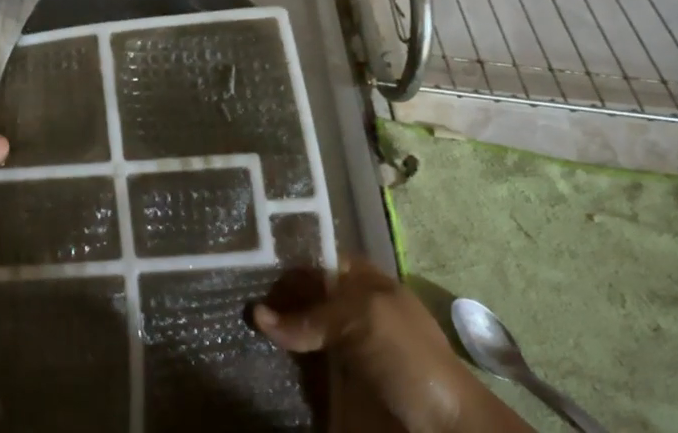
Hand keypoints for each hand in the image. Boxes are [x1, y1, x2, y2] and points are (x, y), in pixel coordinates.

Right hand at [254, 260, 519, 432]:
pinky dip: (282, 364)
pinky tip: (255, 356)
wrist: (445, 428)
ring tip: (236, 326)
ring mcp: (345, 349)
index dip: (285, 262)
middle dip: (273, 299)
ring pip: (300, 333)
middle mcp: (352, 311)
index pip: (316, 261)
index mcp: (365, 282)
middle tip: (233, 295)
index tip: (247, 264)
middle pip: (303, 297)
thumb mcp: (361, 319)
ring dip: (273, 333)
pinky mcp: (339, 385)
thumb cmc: (409, 358)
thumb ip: (310, 315)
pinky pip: (304, 368)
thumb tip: (256, 315)